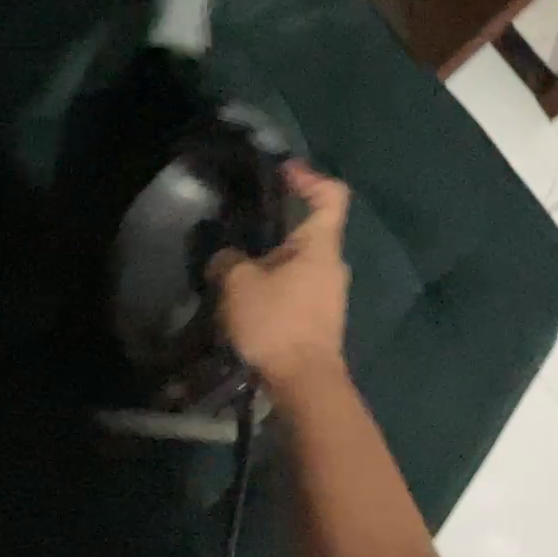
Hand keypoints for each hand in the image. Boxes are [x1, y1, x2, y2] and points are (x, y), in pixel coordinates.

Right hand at [207, 161, 350, 392]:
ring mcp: (329, 293)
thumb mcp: (239, 284)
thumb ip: (228, 261)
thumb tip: (226, 260)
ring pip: (300, 263)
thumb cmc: (277, 322)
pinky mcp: (320, 319)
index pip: (331, 195)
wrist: (305, 382)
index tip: (283, 173)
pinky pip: (297, 288)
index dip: (310, 177)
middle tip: (242, 229)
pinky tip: (246, 300)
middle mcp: (332, 264)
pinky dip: (274, 286)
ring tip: (235, 270)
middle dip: (277, 227)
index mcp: (320, 245)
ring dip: (271, 262)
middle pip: (310, 231)